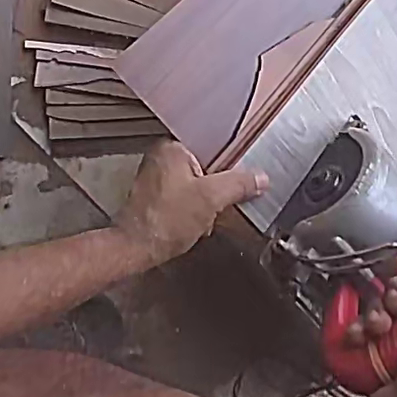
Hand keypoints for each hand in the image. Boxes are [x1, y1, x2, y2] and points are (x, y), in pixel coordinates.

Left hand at [114, 141, 268, 265]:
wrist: (136, 249)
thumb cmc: (165, 220)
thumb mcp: (211, 198)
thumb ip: (238, 184)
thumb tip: (261, 178)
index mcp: (172, 148)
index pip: (213, 147)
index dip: (230, 165)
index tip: (240, 179)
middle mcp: (161, 158)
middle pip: (207, 168)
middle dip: (217, 190)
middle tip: (218, 204)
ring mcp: (156, 179)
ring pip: (198, 185)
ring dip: (207, 203)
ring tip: (205, 218)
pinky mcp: (155, 198)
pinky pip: (186, 198)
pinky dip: (194, 211)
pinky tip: (195, 225)